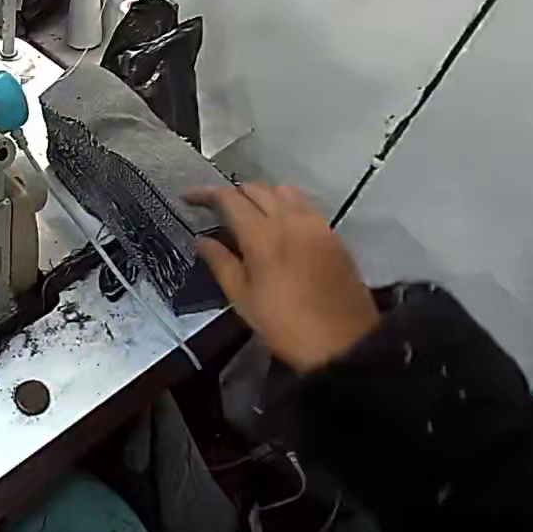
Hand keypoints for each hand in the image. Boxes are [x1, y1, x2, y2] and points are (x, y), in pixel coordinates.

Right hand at [188, 182, 379, 371]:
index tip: (189, 197)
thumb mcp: (243, 299)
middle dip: (231, 192)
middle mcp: (289, 219)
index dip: (205, 193)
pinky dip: (283, 203)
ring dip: (259, 194)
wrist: (343, 343)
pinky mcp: (331, 233)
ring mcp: (314, 223)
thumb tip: (201, 240)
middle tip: (215, 208)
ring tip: (246, 211)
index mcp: (262, 235)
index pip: (229, 198)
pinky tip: (276, 222)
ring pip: (282, 191)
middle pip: (256, 188)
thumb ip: (220, 263)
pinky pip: (303, 204)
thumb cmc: (284, 325)